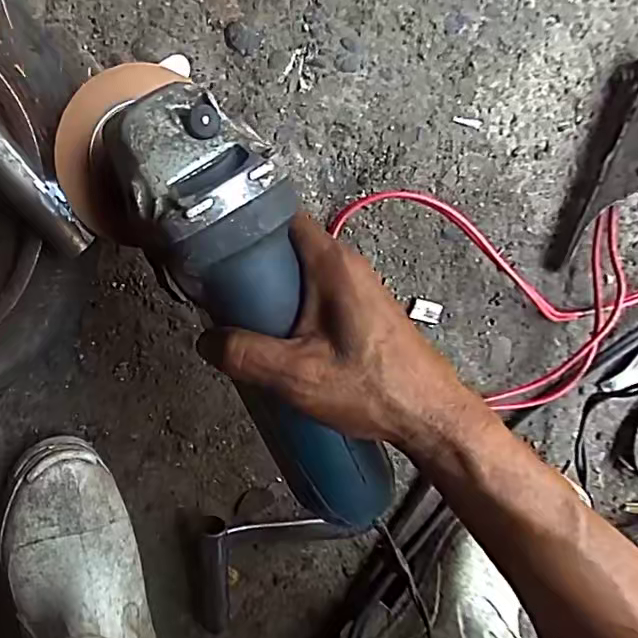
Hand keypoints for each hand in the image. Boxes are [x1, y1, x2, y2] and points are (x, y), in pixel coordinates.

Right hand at [195, 214, 495, 454]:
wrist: (429, 418)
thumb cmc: (378, 389)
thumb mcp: (295, 374)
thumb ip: (244, 354)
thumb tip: (208, 341)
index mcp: (333, 266)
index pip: (284, 219)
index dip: (248, 227)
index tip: (218, 246)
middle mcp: (348, 268)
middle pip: (288, 247)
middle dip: (252, 267)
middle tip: (226, 294)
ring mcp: (357, 290)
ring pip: (300, 274)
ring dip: (272, 293)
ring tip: (247, 322)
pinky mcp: (360, 313)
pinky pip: (314, 296)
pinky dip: (291, 309)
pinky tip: (280, 342)